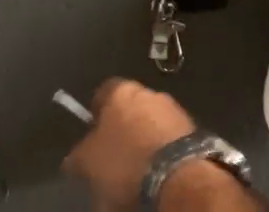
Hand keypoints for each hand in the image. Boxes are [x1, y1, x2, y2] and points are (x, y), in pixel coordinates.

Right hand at [62, 79, 196, 209]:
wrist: (180, 177)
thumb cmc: (126, 161)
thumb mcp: (88, 163)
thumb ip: (77, 156)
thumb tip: (73, 159)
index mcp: (121, 90)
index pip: (102, 93)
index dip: (95, 117)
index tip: (92, 141)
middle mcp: (149, 92)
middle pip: (128, 110)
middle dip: (121, 132)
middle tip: (112, 162)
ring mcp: (175, 110)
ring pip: (150, 126)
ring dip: (143, 145)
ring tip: (135, 175)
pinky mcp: (194, 132)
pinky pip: (169, 142)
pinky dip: (161, 155)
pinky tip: (155, 176)